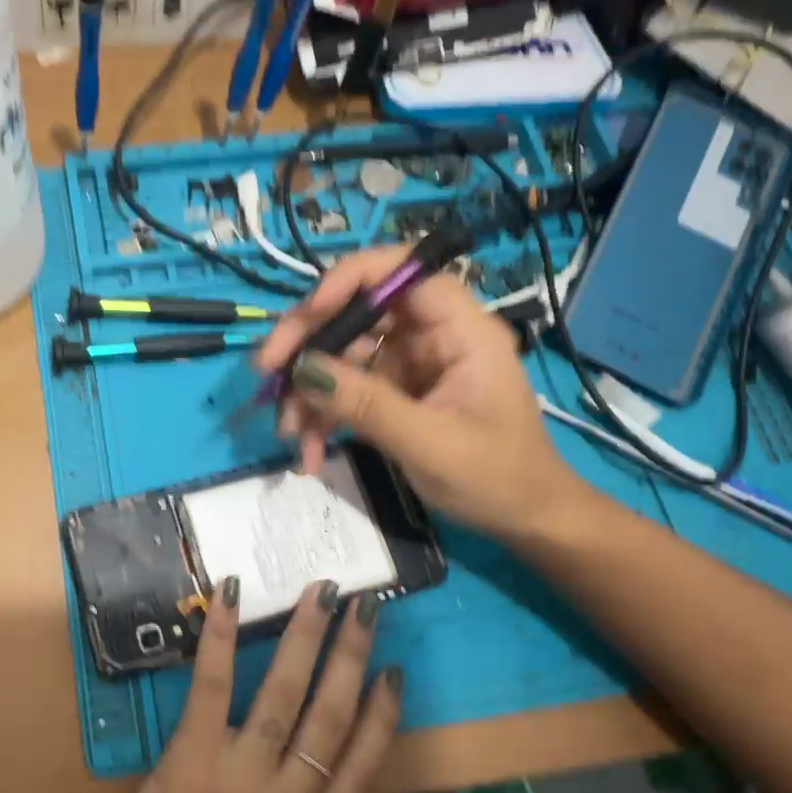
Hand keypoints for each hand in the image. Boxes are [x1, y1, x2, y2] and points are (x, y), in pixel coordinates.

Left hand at [72, 580, 402, 792]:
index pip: (366, 762)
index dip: (384, 713)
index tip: (394, 671)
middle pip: (334, 714)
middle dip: (353, 654)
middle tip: (366, 606)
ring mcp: (244, 771)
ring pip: (287, 693)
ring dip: (306, 635)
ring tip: (322, 592)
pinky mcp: (195, 750)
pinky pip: (214, 685)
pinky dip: (223, 637)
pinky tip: (232, 596)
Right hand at [254, 246, 592, 540]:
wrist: (523, 520)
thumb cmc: (496, 477)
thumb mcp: (430, 443)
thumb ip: (366, 404)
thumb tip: (302, 369)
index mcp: (459, 330)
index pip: (403, 271)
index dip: (351, 280)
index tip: (308, 313)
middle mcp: (430, 336)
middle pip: (357, 313)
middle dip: (308, 344)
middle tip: (267, 374)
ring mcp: (408, 365)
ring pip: (341, 355)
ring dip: (307, 391)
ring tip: (288, 432)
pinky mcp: (392, 394)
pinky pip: (344, 391)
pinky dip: (321, 418)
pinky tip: (308, 452)